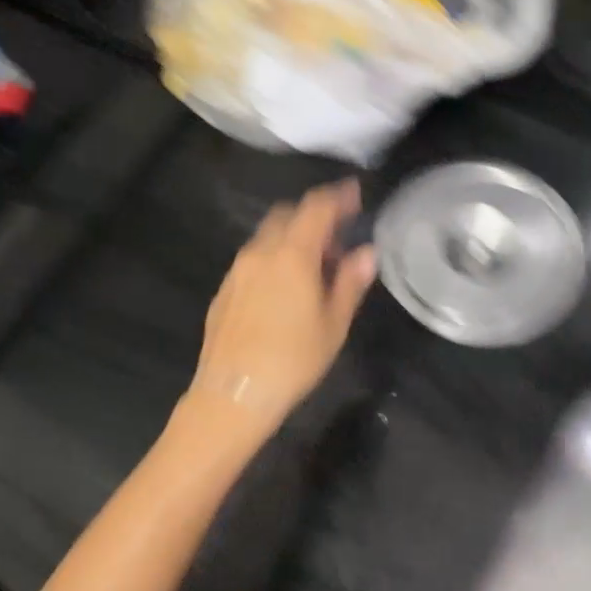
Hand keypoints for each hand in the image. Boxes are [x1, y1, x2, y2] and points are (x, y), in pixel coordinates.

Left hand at [187, 179, 377, 435]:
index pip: (316, 207)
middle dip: (313, 217)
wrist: (233, 394)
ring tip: (313, 269)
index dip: (338, 197)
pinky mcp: (224, 291)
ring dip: (291, 240)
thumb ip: (350, 283)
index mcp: (292, 254)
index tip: (355, 196)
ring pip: (267, 238)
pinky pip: (253, 261)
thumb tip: (366, 254)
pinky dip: (273, 261)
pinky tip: (284, 291)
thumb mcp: (333, 325)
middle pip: (287, 216)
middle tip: (337, 241)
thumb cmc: (293, 361)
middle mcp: (260, 253)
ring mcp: (237, 271)